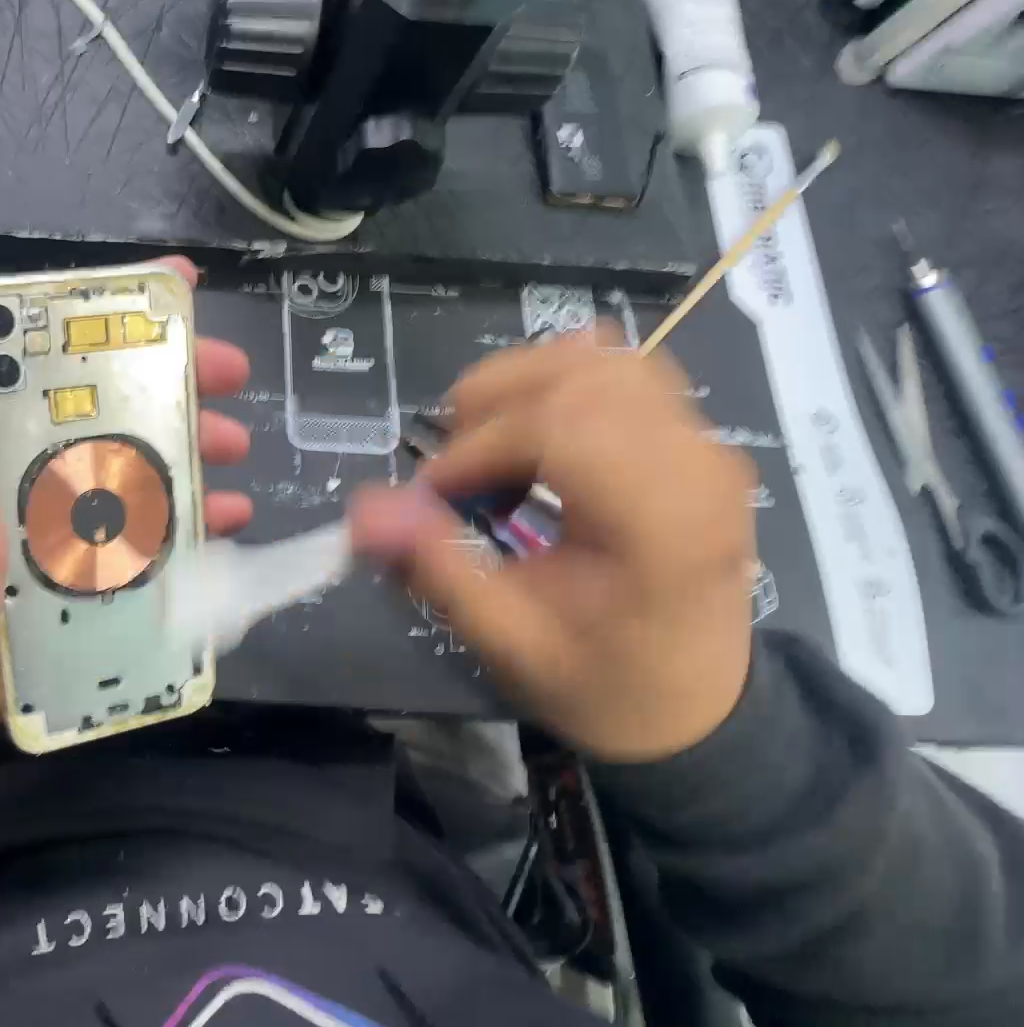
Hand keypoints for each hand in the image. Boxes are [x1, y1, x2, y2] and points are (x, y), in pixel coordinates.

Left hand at [0, 258, 253, 734]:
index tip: (176, 292)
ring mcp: (52, 513)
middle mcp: (18, 457)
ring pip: (131, 461)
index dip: (109, 314)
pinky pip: (140, 528)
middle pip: (104, 401)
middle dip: (170, 380)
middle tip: (230, 375)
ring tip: (234, 449)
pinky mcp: (77, 565)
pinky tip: (223, 516)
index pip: (48, 346)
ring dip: (187, 446)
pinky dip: (183, 518)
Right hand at [349, 331, 757, 762]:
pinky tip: (527, 428)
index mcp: (660, 521)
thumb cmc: (599, 679)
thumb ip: (435, 568)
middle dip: (489, 406)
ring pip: (597, 358)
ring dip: (518, 387)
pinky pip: (619, 369)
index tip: (431, 496)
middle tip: (453, 469)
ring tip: (483, 444)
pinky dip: (556, 381)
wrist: (691, 704)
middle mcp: (693, 463)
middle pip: (576, 376)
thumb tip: (363, 511)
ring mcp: (699, 441)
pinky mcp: (687, 435)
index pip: (558, 428)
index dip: (474, 449)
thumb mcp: (506, 639)